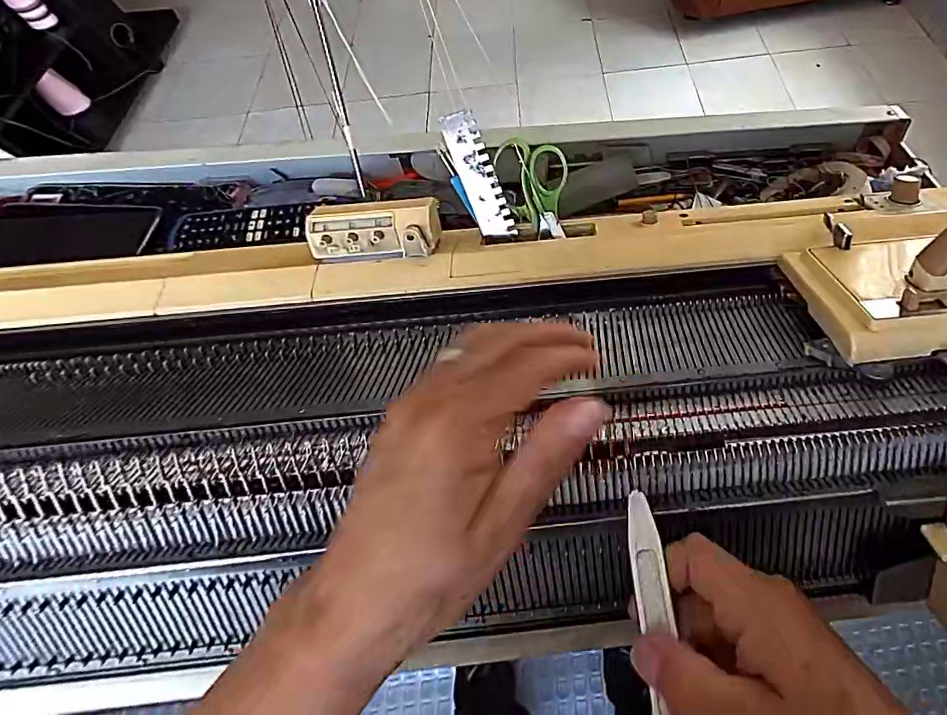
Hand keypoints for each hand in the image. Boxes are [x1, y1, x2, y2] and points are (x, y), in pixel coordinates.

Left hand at [198, 323, 609, 713]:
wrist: (349, 611)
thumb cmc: (431, 576)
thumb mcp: (502, 523)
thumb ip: (548, 455)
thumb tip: (593, 406)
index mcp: (459, 424)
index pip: (527, 366)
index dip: (568, 357)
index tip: (597, 365)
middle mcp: (430, 401)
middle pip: (499, 342)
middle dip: (548, 335)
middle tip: (585, 348)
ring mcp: (410, 405)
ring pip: (473, 344)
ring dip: (519, 337)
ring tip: (556, 349)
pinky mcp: (400, 417)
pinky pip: (452, 360)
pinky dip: (490, 350)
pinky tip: (508, 368)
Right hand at [630, 535, 905, 714]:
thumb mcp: (742, 711)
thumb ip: (688, 680)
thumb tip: (644, 646)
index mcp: (756, 598)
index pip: (692, 554)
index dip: (656, 574)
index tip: (632, 615)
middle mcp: (767, 597)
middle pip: (699, 596)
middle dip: (673, 640)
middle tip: (663, 693)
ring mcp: (779, 620)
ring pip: (716, 628)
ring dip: (695, 665)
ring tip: (692, 708)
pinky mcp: (787, 643)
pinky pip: (739, 645)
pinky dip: (720, 674)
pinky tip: (719, 707)